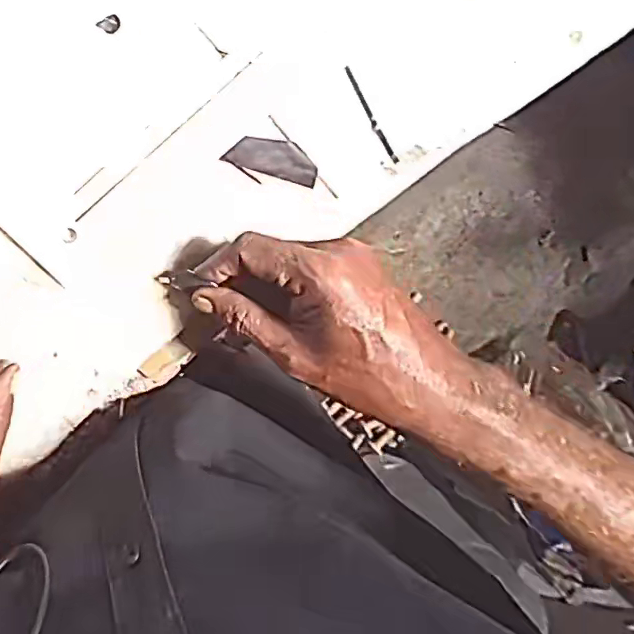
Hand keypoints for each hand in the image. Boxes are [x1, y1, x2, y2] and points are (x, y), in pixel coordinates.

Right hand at [191, 233, 474, 433]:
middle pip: (266, 247)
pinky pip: (307, 260)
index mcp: (320, 269)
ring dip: (261, 278)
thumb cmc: (378, 378)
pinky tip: (281, 308)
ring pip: (284, 253)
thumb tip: (210, 299)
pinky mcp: (358, 261)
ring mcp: (351, 253)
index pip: (248, 247)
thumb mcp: (294, 354)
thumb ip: (243, 319)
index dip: (217, 267)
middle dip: (237, 275)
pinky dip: (286, 279)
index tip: (202, 286)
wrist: (431, 386)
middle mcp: (338, 251)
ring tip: (250, 313)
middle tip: (217, 303)